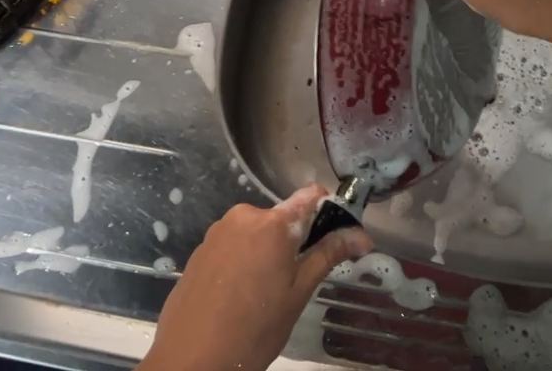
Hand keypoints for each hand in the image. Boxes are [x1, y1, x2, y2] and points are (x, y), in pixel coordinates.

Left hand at [139, 185, 372, 370]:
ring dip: (267, 252)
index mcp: (273, 223)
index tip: (337, 233)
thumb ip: (327, 255)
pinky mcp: (200, 248)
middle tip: (295, 282)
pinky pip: (233, 245)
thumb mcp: (297, 294)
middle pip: (282, 218)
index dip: (328, 210)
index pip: (310, 196)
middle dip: (293, 242)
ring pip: (256, 233)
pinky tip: (239, 295)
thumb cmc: (253, 329)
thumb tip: (362, 235)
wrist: (190, 360)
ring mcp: (218, 231)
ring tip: (264, 294)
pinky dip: (243, 261)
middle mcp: (244, 215)